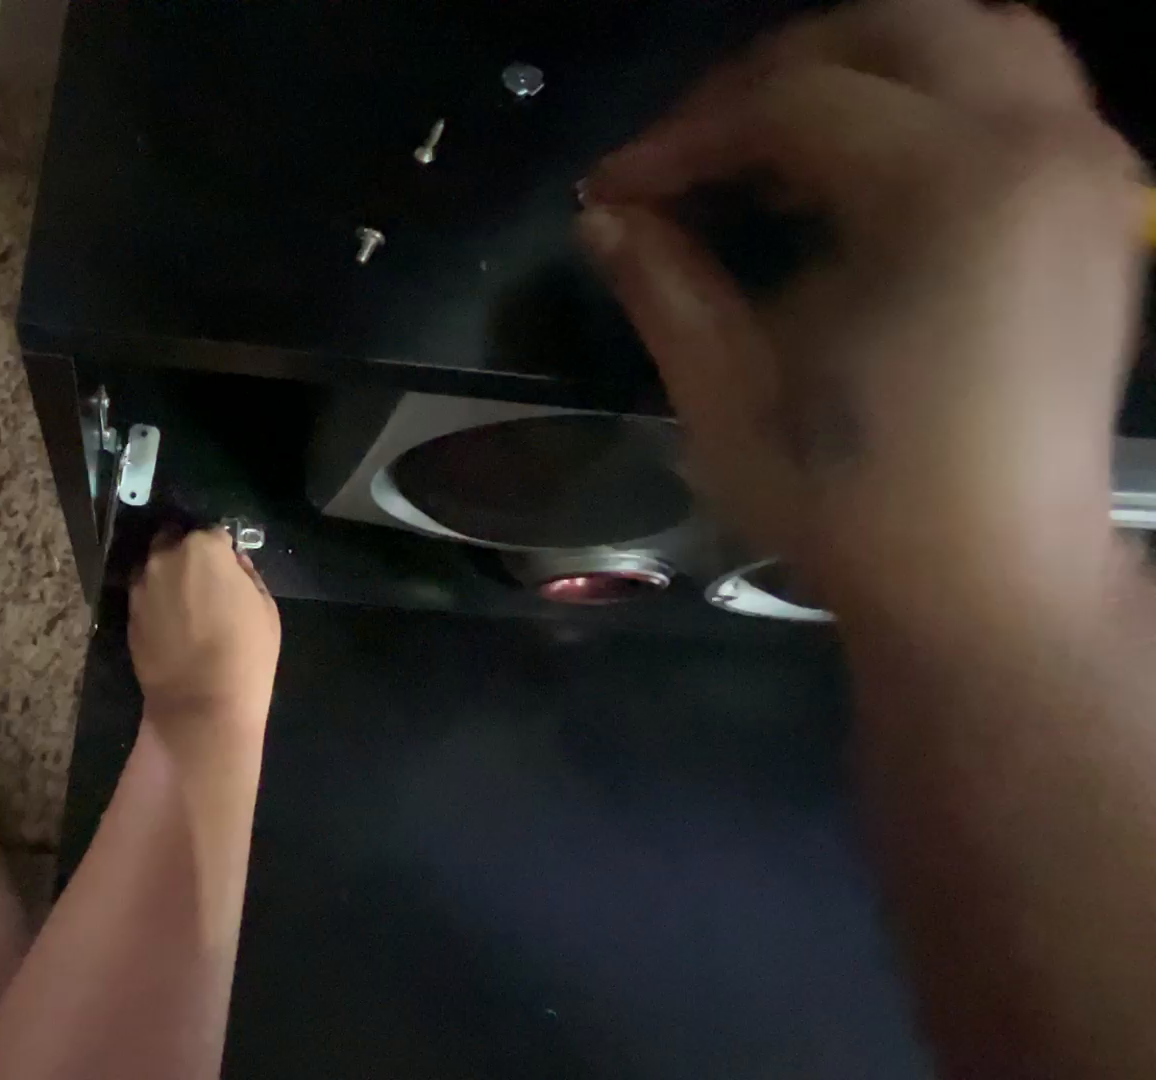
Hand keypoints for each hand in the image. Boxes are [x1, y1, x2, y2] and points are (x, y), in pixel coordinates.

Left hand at [128, 529, 281, 721]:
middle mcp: (165, 559)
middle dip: (187, 554)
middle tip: (203, 580)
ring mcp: (142, 587)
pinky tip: (170, 621)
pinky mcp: (128, 614)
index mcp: (203, 548)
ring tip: (183, 601)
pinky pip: (144, 595)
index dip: (223, 551)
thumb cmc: (245, 652)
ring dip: (167, 575)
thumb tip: (234, 564)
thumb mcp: (265, 607)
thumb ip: (248, 575)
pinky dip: (155, 600)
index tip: (229, 568)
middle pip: (175, 542)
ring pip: (154, 567)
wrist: (201, 703)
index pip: (214, 534)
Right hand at [578, 0, 1148, 612]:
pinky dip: (902, 108)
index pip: (793, 102)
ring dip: (840, 77)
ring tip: (747, 153)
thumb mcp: (723, 387)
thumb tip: (601, 216)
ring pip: (964, 43)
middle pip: (894, 28)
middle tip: (674, 153)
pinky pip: (999, 98)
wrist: (980, 573)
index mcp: (948, 195)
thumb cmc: (840, 491)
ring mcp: (1083, 173)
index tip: (604, 188)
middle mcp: (1041, 148)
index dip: (679, 137)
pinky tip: (829, 183)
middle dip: (760, 78)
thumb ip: (663, 281)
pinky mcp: (1088, 208)